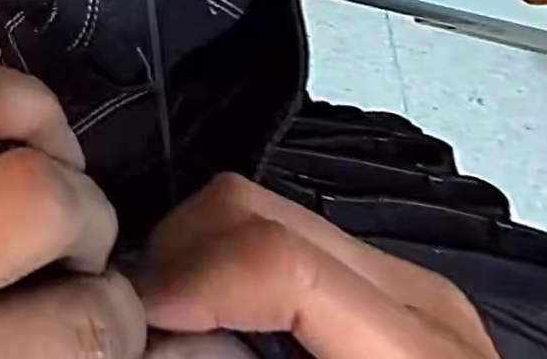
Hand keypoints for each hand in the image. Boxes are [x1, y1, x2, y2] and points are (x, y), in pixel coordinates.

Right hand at [138, 173, 499, 358]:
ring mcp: (400, 282)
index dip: (190, 277)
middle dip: (173, 251)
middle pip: (251, 209)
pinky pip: (273, 234)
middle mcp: (414, 299)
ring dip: (190, 252)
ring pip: (253, 208)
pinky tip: (209, 311)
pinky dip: (220, 261)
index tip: (132, 312)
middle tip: (134, 311)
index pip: (279, 264)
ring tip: (165, 312)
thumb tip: (152, 338)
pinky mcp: (382, 286)